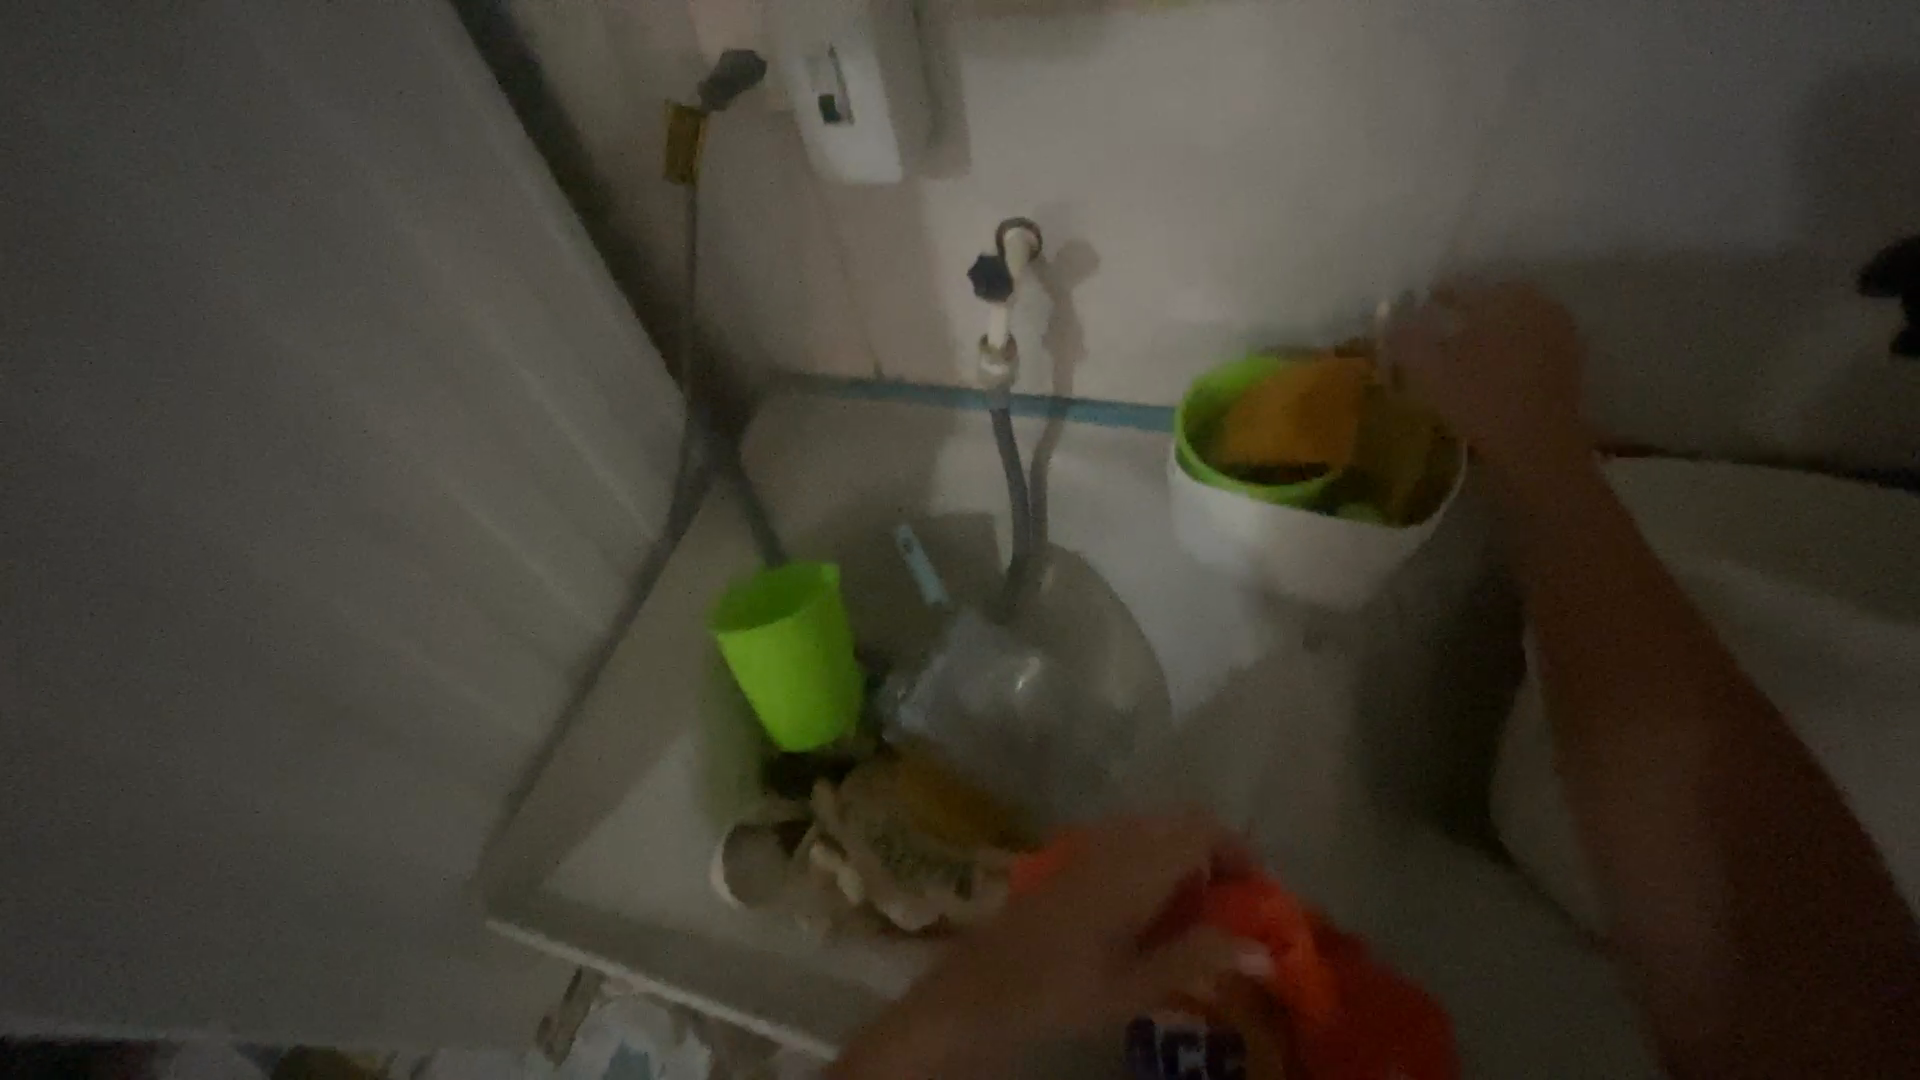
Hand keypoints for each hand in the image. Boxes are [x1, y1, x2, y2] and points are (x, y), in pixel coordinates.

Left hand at [830, 814, 1268, 1077]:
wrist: (983, 984)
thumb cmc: (1062, 989)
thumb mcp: (1138, 984)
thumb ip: (1199, 957)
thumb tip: (1262, 947)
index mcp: (1136, 864)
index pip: (1201, 828)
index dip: (1238, 849)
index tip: (1259, 891)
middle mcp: (1114, 839)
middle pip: (1179, 822)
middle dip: (1214, 854)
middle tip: (1233, 907)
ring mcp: (1088, 843)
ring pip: (1152, 829)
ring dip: (1183, 857)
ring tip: (1197, 914)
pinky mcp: (1070, 856)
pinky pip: (1126, 840)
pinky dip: (1152, 861)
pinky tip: (1150, 910)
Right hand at [1385, 282, 1592, 481]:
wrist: (1536, 445)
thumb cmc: (1479, 401)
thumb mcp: (1428, 370)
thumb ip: (1405, 338)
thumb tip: (1388, 317)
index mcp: (1506, 299)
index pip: (1463, 287)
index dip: (1434, 297)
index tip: (1414, 310)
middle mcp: (1538, 305)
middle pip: (1491, 300)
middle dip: (1462, 311)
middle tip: (1435, 329)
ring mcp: (1559, 332)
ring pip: (1511, 321)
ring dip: (1485, 330)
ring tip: (1457, 350)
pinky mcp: (1566, 361)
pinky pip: (1527, 342)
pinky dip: (1504, 348)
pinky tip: (1485, 368)